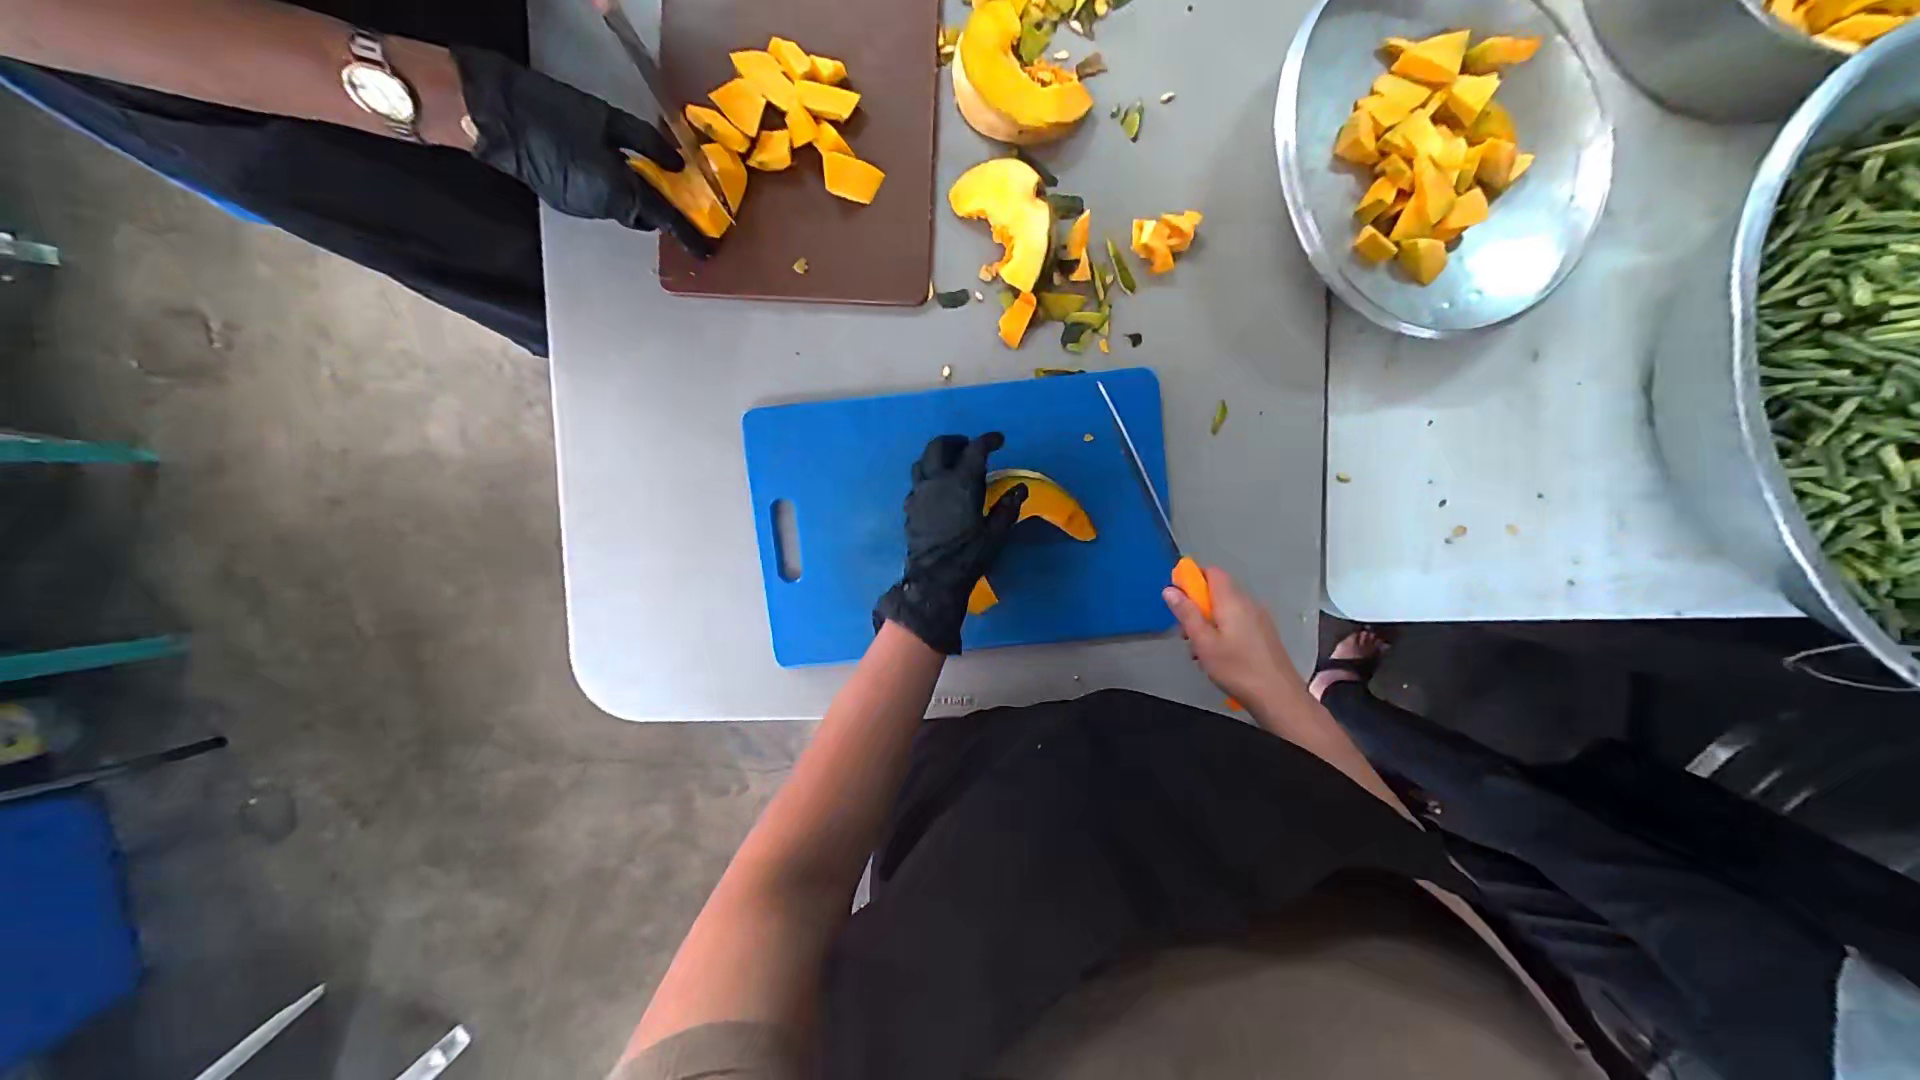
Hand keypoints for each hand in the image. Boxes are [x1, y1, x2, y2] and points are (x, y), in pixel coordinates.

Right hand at [451, 47, 713, 257]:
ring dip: (636, 196)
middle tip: (672, 186)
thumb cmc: (551, 110)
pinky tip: (605, 166)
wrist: (491, 112)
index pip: (665, 218)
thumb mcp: (608, 120)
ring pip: (625, 210)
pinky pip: (604, 203)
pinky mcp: (568, 203)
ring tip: (635, 168)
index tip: (708, 251)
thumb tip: (679, 165)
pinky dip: (614, 190)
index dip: (689, 234)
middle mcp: (604, 209)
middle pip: (646, 216)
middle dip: (661, 206)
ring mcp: (584, 210)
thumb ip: (648, 144)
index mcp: (618, 190)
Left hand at [874, 434, 1026, 654]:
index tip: (998, 440)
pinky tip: (937, 488)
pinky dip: (928, 476)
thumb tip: (1021, 489)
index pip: (975, 449)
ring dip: (937, 456)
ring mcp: (918, 493)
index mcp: (960, 482)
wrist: (934, 577)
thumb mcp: (996, 532)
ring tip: (950, 463)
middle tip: (969, 446)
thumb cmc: (970, 554)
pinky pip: (917, 481)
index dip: (988, 440)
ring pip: (922, 461)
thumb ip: (1008, 507)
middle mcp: (936, 481)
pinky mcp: (909, 506)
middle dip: (955, 441)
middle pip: (939, 446)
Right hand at [1163, 567, 1308, 711]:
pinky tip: (1217, 654)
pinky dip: (1222, 629)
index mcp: (1232, 600)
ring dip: (1207, 621)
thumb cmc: (1236, 668)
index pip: (1212, 572)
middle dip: (1196, 605)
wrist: (1278, 696)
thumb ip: (1186, 613)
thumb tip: (1170, 589)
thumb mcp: (1203, 642)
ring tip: (1198, 648)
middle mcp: (1248, 603)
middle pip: (1217, 590)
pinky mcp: (1263, 633)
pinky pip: (1237, 620)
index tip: (1177, 598)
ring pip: (1226, 608)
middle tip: (1185, 632)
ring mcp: (1258, 618)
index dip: (1192, 578)